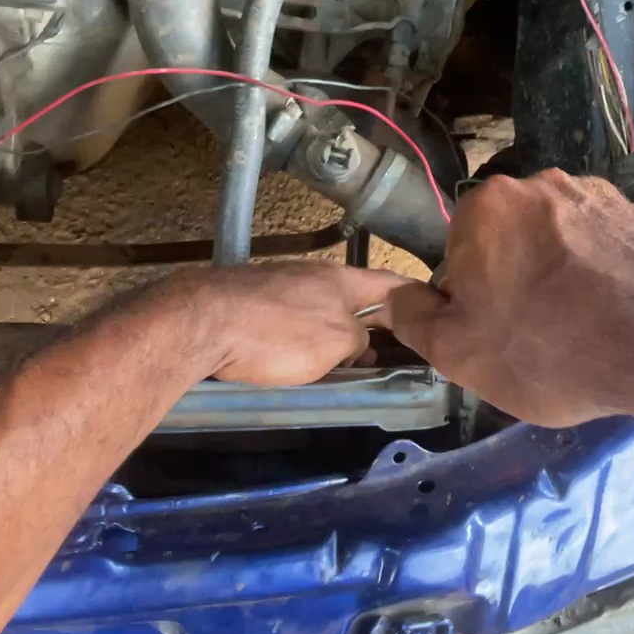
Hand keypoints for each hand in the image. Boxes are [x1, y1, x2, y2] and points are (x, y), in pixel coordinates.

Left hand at [147, 262, 408, 385]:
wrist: (200, 323)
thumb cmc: (278, 334)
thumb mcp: (336, 343)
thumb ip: (358, 340)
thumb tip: (359, 342)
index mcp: (342, 279)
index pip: (392, 284)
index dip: (416, 297)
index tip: (434, 310)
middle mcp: (314, 274)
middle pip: (357, 295)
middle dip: (377, 319)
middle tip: (394, 346)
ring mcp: (280, 284)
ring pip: (324, 307)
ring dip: (340, 329)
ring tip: (349, 359)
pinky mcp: (251, 300)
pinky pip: (294, 317)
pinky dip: (309, 334)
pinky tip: (301, 355)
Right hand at [386, 170, 633, 429]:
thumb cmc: (548, 348)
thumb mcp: (459, 353)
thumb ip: (415, 320)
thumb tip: (395, 298)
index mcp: (486, 206)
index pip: (459, 252)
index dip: (472, 297)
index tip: (496, 330)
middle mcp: (538, 184)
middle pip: (509, 240)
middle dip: (515, 279)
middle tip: (537, 333)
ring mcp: (595, 194)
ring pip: (557, 240)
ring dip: (559, 273)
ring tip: (581, 326)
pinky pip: (601, 244)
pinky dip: (599, 271)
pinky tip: (613, 311)